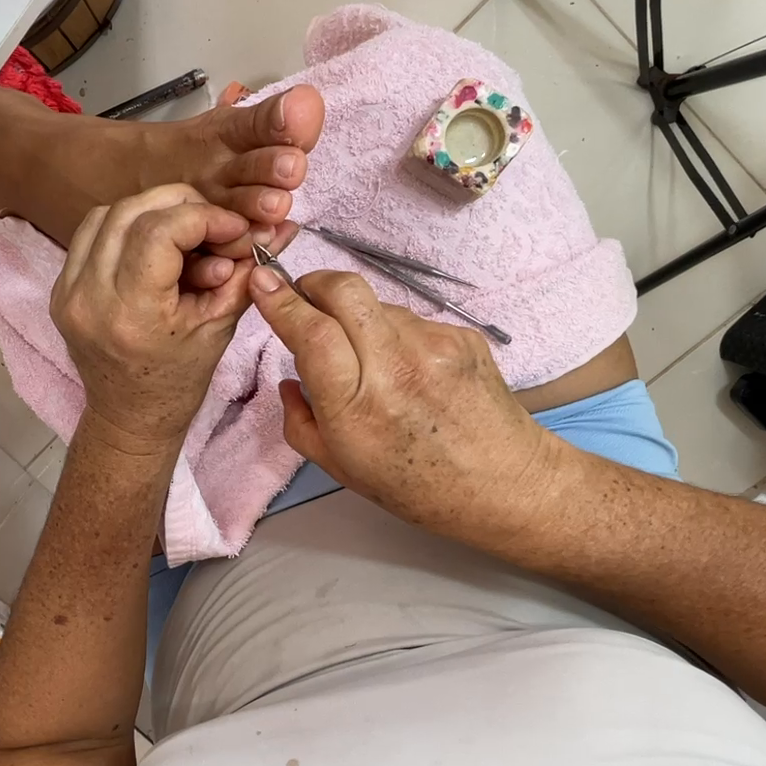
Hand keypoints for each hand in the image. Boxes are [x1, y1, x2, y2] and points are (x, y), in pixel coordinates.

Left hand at [52, 185, 256, 453]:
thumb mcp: (218, 327)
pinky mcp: (60, 290)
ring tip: (184, 230)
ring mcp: (67, 293)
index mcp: (130, 314)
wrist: (130, 416)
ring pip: (106, 216)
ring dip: (150, 211)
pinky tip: (154, 243)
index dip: (204, 217)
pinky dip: (125, 227)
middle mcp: (89, 299)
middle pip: (131, 212)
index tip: (234, 228)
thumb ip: (244, 273)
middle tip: (213, 221)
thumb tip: (279, 225)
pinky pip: (90, 236)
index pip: (160, 231)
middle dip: (180, 205)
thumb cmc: (179, 380)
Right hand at [249, 266, 573, 540]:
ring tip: (365, 355)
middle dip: (314, 282)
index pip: (312, 332)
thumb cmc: (412, 486)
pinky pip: (410, 320)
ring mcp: (434, 345)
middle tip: (303, 295)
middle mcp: (395, 367)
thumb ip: (299, 420)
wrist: (504, 485)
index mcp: (356, 406)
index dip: (281, 301)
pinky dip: (392, 334)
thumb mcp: (337, 466)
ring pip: (377, 304)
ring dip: (355, 315)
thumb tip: (288, 379)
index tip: (261, 280)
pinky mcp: (462, 335)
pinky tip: (406, 369)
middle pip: (346, 291)